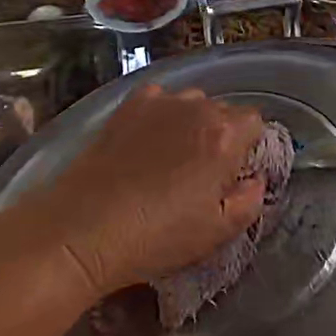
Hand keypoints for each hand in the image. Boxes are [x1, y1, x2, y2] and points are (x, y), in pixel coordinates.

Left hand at [23, 86, 265, 299]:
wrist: (79, 233)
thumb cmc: (154, 237)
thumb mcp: (217, 232)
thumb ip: (251, 200)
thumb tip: (256, 180)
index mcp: (226, 136)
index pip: (255, 122)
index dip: (248, 146)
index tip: (232, 172)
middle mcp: (199, 109)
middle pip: (225, 110)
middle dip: (221, 134)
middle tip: (201, 171)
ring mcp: (161, 104)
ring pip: (193, 102)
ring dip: (192, 122)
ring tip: (171, 155)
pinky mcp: (127, 108)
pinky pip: (159, 98)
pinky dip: (160, 112)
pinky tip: (147, 139)